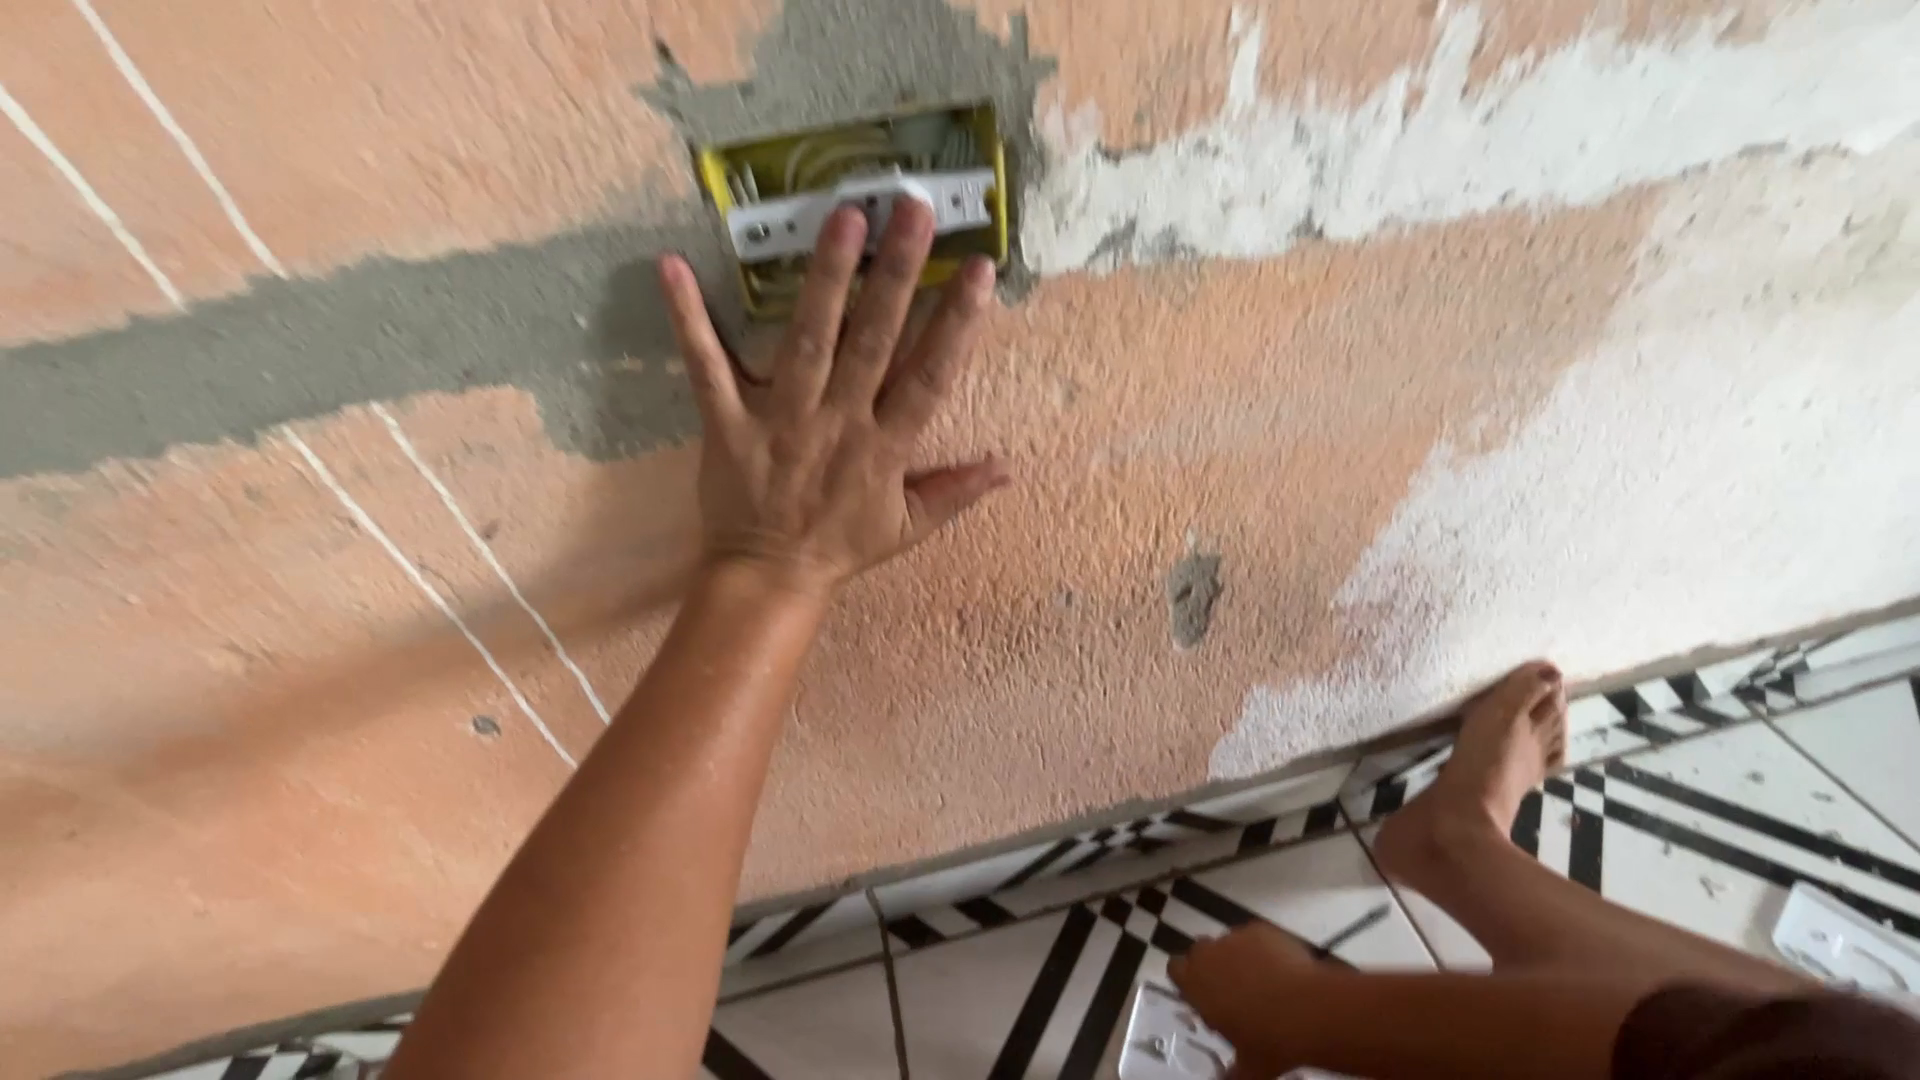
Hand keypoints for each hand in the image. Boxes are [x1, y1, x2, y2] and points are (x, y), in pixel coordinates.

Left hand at [658, 200, 1007, 596]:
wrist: (770, 577)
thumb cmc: (842, 548)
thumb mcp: (910, 527)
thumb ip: (957, 491)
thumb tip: (1009, 466)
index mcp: (884, 448)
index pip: (929, 377)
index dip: (956, 324)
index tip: (980, 271)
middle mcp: (837, 422)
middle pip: (872, 341)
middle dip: (897, 274)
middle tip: (913, 209)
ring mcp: (780, 419)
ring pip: (807, 340)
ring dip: (825, 278)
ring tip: (843, 218)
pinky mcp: (727, 422)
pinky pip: (707, 367)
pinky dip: (688, 320)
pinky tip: (673, 266)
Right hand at [1168, 922, 1327, 1079]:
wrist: (1308, 1009)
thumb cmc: (1270, 1041)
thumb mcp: (1249, 1067)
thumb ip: (1232, 1074)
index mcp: (1195, 984)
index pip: (1175, 968)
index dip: (1187, 979)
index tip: (1203, 995)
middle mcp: (1208, 954)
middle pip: (1200, 952)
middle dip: (1212, 966)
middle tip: (1233, 992)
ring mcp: (1235, 937)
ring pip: (1228, 943)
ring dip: (1237, 957)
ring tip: (1263, 982)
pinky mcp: (1260, 928)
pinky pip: (1254, 937)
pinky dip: (1263, 949)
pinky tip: (1282, 969)